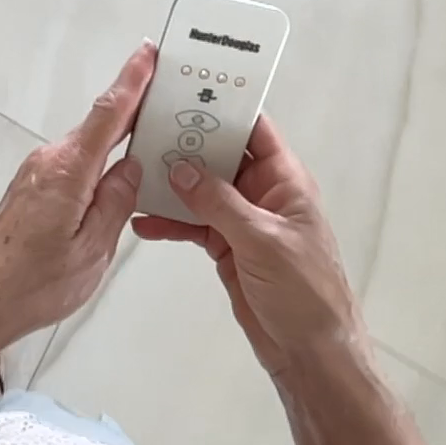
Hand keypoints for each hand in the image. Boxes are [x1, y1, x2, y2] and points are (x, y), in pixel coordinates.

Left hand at [0, 42, 154, 353]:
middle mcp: (49, 161)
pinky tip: (113, 185)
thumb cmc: (36, 284)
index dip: (132, 80)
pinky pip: (74, 165)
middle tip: (168, 102)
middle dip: (134, 113)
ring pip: (87, 150)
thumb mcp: (93, 248)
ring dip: (116, 147)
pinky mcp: (32, 186)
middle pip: (99, 127)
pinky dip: (97, 167)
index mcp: (68, 170)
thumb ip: (117, 202)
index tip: (149, 53)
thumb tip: (131, 166)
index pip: (108, 114)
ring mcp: (37, 172)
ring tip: (151, 154)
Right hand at [131, 116, 363, 379]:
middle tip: (145, 125)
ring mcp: (241, 219)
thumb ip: (219, 202)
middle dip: (186, 141)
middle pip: (219, 154)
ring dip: (170, 182)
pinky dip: (168, 221)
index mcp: (283, 180)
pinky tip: (141, 223)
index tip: (187, 88)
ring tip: (134, 171)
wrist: (311, 356)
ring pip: (200, 187)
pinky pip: (191, 222)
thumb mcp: (263, 240)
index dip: (224, 106)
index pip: (253, 129)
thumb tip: (180, 168)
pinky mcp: (225, 246)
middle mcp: (260, 192)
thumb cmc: (304, 292)